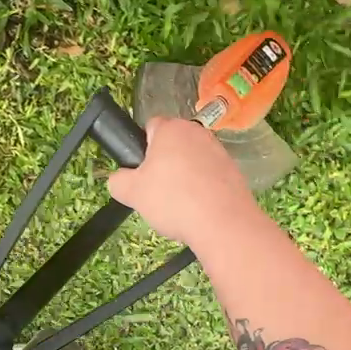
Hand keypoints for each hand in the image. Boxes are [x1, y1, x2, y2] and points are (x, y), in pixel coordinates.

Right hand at [105, 117, 264, 246]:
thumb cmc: (173, 200)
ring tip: (179, 204)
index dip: (142, 149)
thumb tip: (118, 179)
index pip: (150, 126)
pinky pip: (208, 174)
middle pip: (172, 144)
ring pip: (191, 160)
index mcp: (171, 129)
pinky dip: (201, 187)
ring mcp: (218, 149)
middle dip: (163, 164)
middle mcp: (197, 131)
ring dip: (183, 176)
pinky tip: (197, 208)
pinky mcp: (232, 169)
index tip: (142, 173)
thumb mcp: (132, 193)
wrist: (222, 223)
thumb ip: (118, 181)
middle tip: (157, 192)